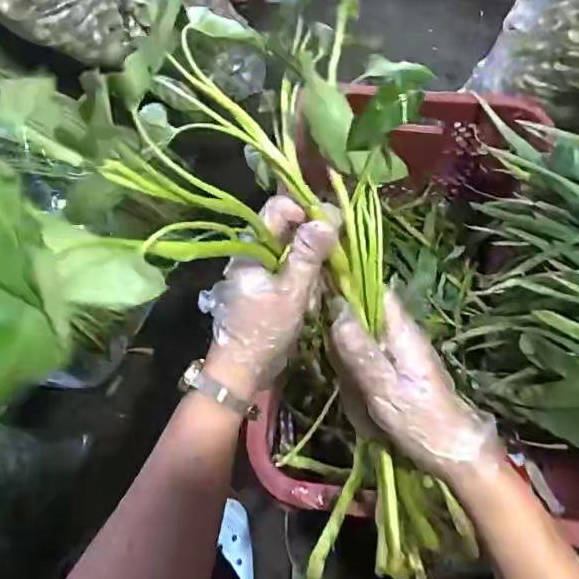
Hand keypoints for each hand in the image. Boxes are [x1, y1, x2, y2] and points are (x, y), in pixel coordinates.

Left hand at [200, 197, 336, 399]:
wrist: (240, 370)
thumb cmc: (263, 331)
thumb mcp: (291, 293)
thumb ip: (308, 256)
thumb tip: (326, 219)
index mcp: (251, 247)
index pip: (278, 208)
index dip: (306, 209)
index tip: (332, 224)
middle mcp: (251, 251)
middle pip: (286, 226)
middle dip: (314, 233)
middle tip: (338, 248)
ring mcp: (256, 268)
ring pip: (290, 246)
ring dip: (312, 254)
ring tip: (331, 268)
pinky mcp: (263, 284)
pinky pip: (287, 265)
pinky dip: (305, 270)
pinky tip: (319, 284)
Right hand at [330, 292, 502, 481]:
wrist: (455, 455)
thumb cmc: (422, 421)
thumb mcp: (384, 387)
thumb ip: (359, 349)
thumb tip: (336, 307)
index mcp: (401, 330)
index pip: (374, 289)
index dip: (347, 283)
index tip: (317, 288)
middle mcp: (401, 334)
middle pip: (362, 314)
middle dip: (341, 330)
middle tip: (330, 356)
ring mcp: (400, 352)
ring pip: (361, 339)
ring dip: (347, 357)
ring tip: (346, 384)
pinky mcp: (397, 371)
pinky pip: (367, 361)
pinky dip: (356, 375)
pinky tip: (356, 396)